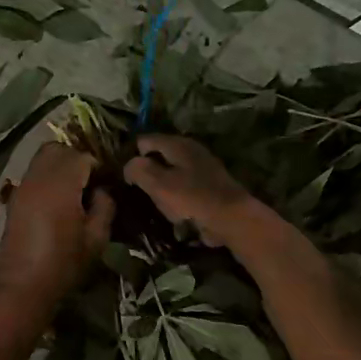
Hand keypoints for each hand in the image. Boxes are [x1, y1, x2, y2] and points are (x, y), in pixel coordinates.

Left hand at [0, 143, 115, 308]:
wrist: (23, 286)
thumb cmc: (64, 263)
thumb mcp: (97, 238)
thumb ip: (105, 206)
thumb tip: (102, 190)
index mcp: (61, 184)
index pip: (82, 157)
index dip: (97, 166)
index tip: (106, 183)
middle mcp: (38, 177)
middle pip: (58, 149)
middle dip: (76, 159)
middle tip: (89, 182)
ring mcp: (22, 186)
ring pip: (42, 158)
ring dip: (60, 166)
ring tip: (74, 191)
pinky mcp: (14, 198)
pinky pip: (33, 174)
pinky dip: (47, 176)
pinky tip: (57, 201)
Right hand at [122, 135, 270, 249]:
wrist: (233, 218)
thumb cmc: (192, 199)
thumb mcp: (159, 185)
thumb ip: (139, 170)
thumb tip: (129, 164)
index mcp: (177, 144)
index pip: (144, 140)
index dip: (132, 156)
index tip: (127, 178)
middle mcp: (191, 148)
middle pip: (159, 154)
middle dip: (148, 171)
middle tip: (142, 192)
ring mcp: (203, 164)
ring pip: (172, 169)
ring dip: (163, 184)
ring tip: (159, 203)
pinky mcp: (211, 182)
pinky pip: (185, 183)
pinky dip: (178, 193)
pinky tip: (177, 209)